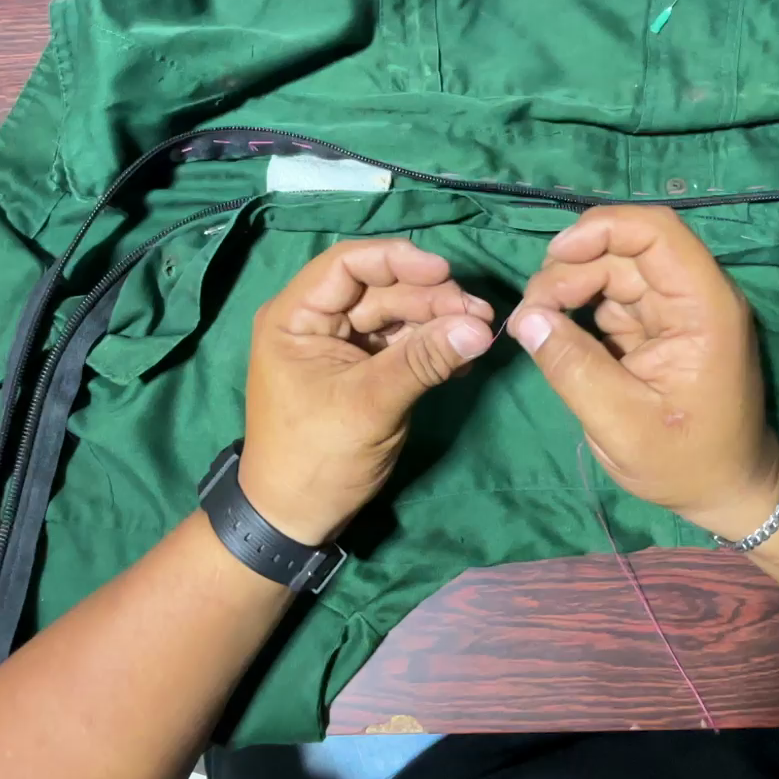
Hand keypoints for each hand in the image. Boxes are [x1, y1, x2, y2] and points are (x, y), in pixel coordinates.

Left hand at [242, 239, 494, 544]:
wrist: (296, 519)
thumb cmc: (316, 458)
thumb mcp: (370, 405)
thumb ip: (423, 361)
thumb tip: (481, 327)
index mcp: (296, 317)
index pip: (347, 264)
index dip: (397, 260)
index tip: (445, 272)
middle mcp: (317, 321)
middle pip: (381, 289)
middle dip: (431, 298)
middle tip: (480, 314)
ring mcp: (343, 345)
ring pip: (397, 315)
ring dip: (439, 322)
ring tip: (482, 332)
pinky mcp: (365, 368)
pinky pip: (402, 345)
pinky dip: (432, 348)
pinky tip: (464, 356)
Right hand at [509, 206, 778, 538]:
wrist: (724, 489)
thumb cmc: (684, 461)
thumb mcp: (620, 424)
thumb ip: (572, 368)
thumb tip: (525, 319)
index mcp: (701, 308)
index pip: (656, 233)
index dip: (602, 229)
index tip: (555, 257)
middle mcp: (690, 295)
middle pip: (624, 248)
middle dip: (570, 269)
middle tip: (532, 315)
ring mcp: (672, 308)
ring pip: (610, 267)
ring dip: (567, 287)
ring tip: (538, 326)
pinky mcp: (654, 323)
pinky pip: (608, 295)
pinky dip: (576, 306)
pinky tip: (556, 333)